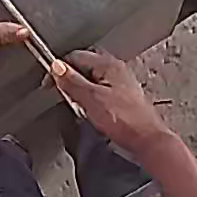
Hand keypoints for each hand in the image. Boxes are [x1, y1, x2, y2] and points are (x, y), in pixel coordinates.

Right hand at [52, 49, 177, 158]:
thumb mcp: (91, 99)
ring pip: (91, 80)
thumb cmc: (125, 121)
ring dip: (79, 90)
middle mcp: (116, 70)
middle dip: (69, 78)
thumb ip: (72, 81)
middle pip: (84, 66)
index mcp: (109, 65)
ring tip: (76, 103)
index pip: (75, 56)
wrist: (146, 141)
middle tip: (61, 92)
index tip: (49, 83)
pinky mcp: (122, 99)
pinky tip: (89, 110)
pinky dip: (90, 98)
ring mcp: (120, 84)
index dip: (59, 68)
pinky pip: (99, 92)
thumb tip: (56, 66)